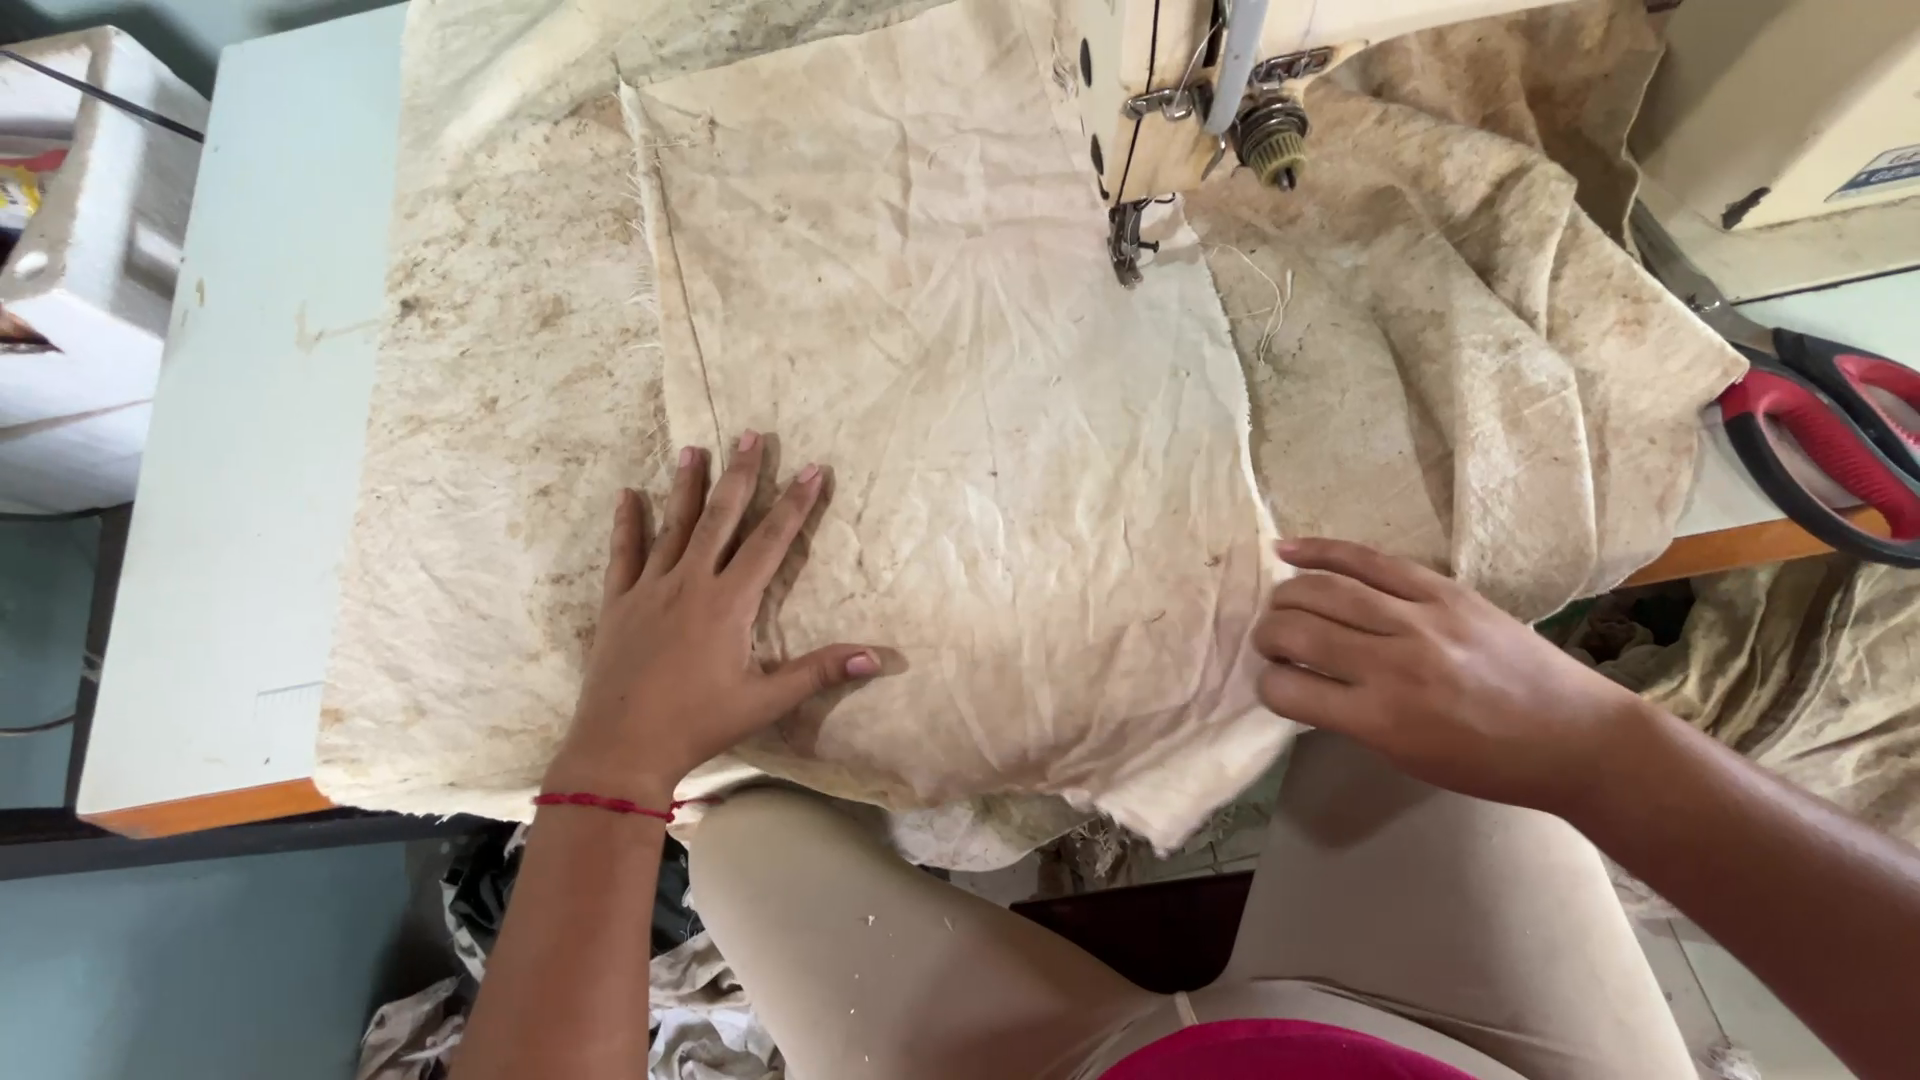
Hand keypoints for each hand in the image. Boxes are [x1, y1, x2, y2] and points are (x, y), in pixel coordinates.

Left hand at [544, 431, 880, 805]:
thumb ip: (818, 673)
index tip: (813, 469)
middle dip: (740, 475)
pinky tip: (628, 495)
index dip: (795, 504)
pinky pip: (624, 554)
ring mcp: (649, 590)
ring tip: (695, 447)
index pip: (769, 541)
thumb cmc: (698, 725)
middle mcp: (689, 584)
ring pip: (673, 526)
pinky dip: (627, 523)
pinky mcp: (618, 604)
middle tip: (750, 434)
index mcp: (728, 604)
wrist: (620, 749)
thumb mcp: (764, 700)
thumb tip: (877, 658)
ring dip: (687, 486)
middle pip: (721, 518)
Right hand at [1252, 538, 1652, 813]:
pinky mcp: (1443, 589)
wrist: (1579, 738)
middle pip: (1295, 629)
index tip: (1277, 683)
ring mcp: (1420, 619)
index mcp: (1380, 718)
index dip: (1268, 684)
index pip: (1286, 688)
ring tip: (1280, 605)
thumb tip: (1298, 675)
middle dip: (1268, 635)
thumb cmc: (1487, 764)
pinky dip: (1319, 550)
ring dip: (1285, 596)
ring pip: (1321, 589)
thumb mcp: (1404, 757)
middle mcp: (1393, 664)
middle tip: (1273, 642)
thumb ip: (1346, 715)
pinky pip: (1367, 559)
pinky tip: (1286, 550)